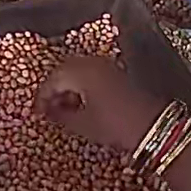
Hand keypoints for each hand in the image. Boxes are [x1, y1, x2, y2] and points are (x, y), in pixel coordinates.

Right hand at [36, 55, 167, 150]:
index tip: (36, 113)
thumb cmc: (116, 125)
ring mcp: (107, 67)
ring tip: (64, 109)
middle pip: (64, 71)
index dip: (42, 96)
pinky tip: (82, 104)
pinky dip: (81, 86)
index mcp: (82, 72)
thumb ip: (61, 116)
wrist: (154, 127)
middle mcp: (93, 63)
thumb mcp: (84, 124)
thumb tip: (48, 112)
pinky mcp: (116, 73)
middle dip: (54, 90)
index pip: (53, 79)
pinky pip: (90, 74)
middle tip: (47, 109)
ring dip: (68, 88)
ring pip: (77, 71)